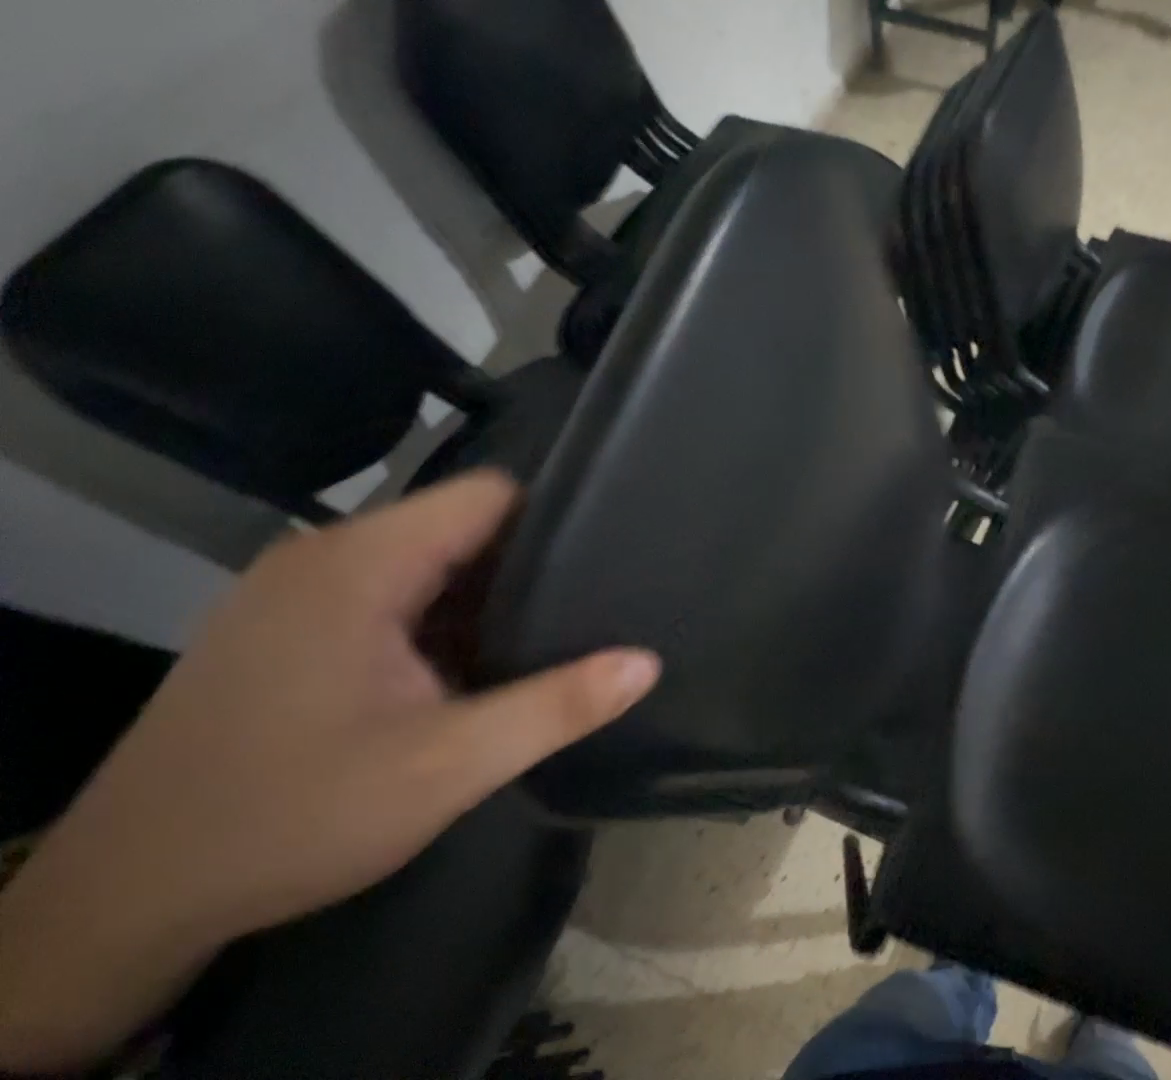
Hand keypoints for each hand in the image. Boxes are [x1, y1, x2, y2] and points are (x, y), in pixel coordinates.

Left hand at [0, 471, 659, 1071]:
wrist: (132, 894)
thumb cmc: (295, 814)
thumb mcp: (448, 766)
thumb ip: (556, 706)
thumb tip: (647, 662)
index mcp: (360, 565)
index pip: (488, 497)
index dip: (557, 520)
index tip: (613, 559)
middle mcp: (322, 558)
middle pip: (459, 528)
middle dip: (528, 570)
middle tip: (595, 616)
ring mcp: (294, 593)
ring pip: (426, 567)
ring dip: (483, 604)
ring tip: (549, 646)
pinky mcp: (283, 631)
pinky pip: (388, 599)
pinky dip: (439, 627)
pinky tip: (471, 677)